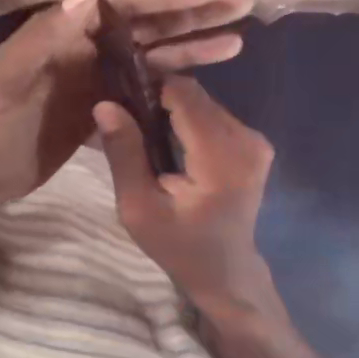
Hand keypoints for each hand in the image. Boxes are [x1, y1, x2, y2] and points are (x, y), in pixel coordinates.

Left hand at [0, 0, 250, 213]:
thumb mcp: (3, 80)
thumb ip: (42, 38)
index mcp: (57, 34)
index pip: (117, 6)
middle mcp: (79, 49)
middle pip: (141, 25)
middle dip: (189, 14)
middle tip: (242, 3)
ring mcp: (90, 79)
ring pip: (148, 55)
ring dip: (190, 44)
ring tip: (238, 36)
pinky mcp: (98, 109)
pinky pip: (142, 89)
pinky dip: (172, 81)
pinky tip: (205, 76)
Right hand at [95, 76, 276, 313]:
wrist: (225, 272)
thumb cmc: (178, 244)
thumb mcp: (138, 206)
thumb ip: (124, 153)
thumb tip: (104, 104)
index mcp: (222, 157)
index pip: (184, 94)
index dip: (147, 85)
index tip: (115, 93)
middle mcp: (247, 140)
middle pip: (193, 95)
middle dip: (153, 97)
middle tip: (118, 114)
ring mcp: (254, 140)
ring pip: (200, 101)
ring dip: (166, 108)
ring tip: (134, 127)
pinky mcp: (252, 144)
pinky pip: (209, 115)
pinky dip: (181, 119)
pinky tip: (159, 138)